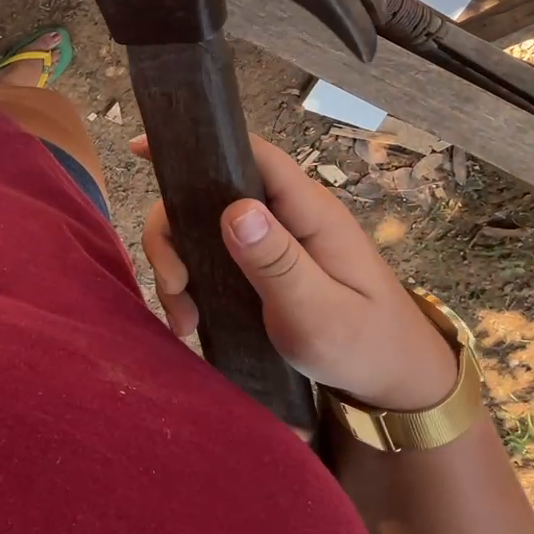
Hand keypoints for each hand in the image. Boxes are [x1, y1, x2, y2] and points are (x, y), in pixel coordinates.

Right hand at [133, 133, 457, 411]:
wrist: (392, 387)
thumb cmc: (365, 348)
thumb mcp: (319, 314)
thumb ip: (278, 262)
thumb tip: (233, 209)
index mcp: (308, 213)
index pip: (253, 157)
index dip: (200, 145)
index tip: (141, 148)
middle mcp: (283, 216)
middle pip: (203, 197)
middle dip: (172, 238)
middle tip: (174, 286)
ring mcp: (267, 239)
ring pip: (194, 230)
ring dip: (176, 269)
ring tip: (183, 317)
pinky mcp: (254, 263)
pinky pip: (203, 257)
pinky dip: (186, 286)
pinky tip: (188, 319)